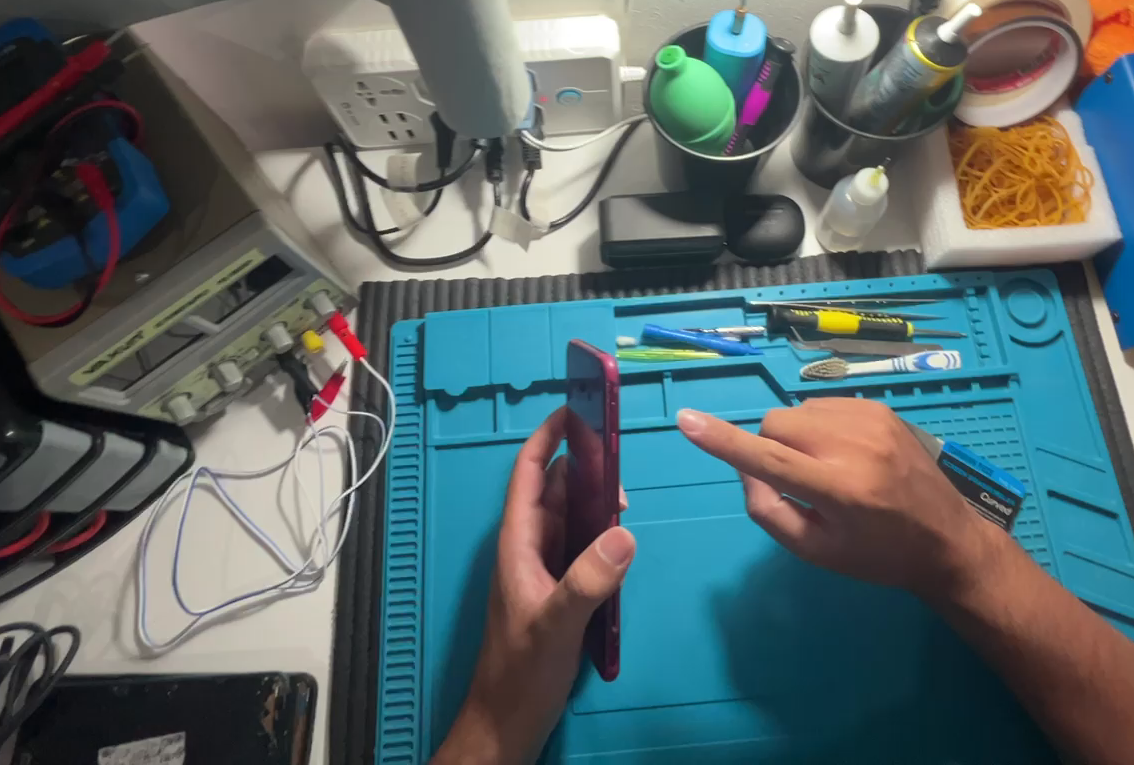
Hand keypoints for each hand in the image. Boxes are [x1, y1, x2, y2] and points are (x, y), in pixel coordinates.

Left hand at [434, 408, 635, 764]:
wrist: (508, 725)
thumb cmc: (520, 672)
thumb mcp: (555, 624)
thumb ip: (587, 580)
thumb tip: (624, 532)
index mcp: (518, 541)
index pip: (528, 472)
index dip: (548, 437)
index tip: (576, 409)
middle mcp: (530, 545)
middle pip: (555, 488)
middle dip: (584, 467)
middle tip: (620, 467)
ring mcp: (544, 566)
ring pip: (570, 515)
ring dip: (595, 501)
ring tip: (625, 503)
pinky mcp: (560, 586)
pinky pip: (582, 543)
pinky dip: (601, 532)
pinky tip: (621, 540)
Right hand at [675, 398, 1005, 599]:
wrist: (947, 537)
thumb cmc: (876, 554)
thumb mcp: (816, 551)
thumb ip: (767, 510)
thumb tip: (744, 466)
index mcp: (838, 490)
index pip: (767, 458)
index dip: (723, 441)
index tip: (687, 420)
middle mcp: (853, 445)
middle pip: (776, 425)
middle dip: (772, 449)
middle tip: (798, 481)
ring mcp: (869, 419)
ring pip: (796, 412)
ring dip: (796, 437)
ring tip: (828, 467)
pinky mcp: (878, 406)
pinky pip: (821, 405)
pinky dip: (818, 427)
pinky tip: (845, 453)